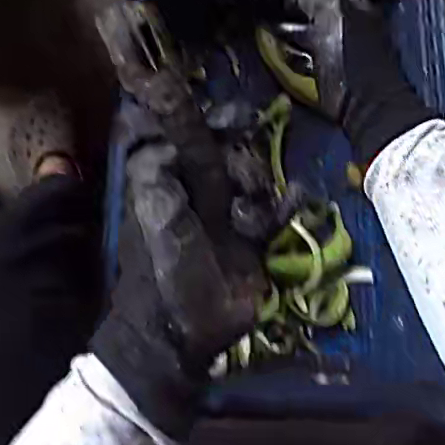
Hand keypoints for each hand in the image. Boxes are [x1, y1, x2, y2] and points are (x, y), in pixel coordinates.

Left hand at [92, 109, 261, 437]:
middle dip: (243, 164)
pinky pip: (277, 211)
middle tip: (240, 187)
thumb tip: (174, 135)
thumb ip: (158, 164)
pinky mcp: (255, 239)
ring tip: (246, 222)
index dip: (221, 121)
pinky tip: (293, 200)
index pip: (200, 134)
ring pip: (259, 180)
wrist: (181, 326)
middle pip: (237, 153)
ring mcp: (231, 213)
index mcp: (174, 176)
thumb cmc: (161, 262)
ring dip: (258, 194)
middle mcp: (203, 188)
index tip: (241, 118)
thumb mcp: (152, 206)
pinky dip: (286, 205)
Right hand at [289, 0, 436, 162]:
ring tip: (272, 31)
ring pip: (312, 30)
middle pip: (319, 4)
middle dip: (295, 4)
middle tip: (274, 7)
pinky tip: (286, 57)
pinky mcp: (334, 73)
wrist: (366, 109)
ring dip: (292, 29)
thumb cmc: (351, 60)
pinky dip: (295, 54)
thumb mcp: (332, 16)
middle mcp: (353, 23)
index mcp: (357, 4)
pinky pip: (310, 56)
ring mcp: (344, 49)